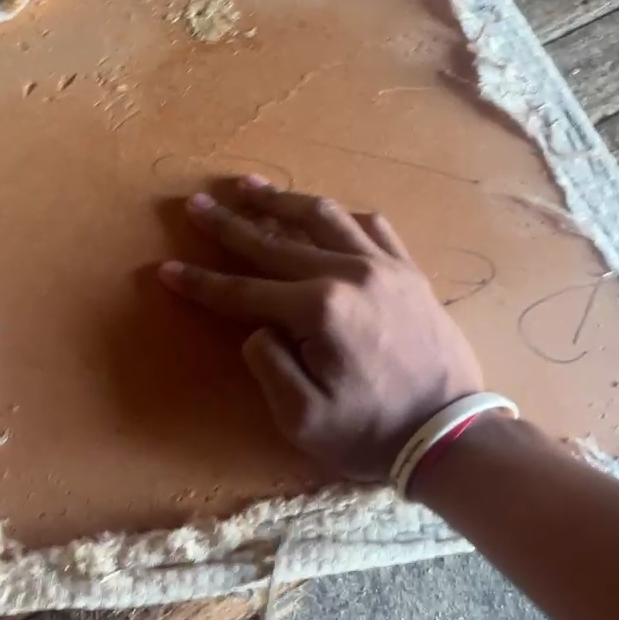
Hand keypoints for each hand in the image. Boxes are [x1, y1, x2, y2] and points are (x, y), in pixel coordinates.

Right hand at [158, 175, 483, 479]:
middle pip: (276, 243)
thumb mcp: (302, 418)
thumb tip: (257, 327)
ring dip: (281, 200)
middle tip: (197, 203)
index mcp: (319, 310)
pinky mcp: (409, 272)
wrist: (450, 433)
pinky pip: (370, 226)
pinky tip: (322, 212)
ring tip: (249, 186)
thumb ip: (267, 364)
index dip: (202, 282)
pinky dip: (338, 215)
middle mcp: (350, 274)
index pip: (244, 291)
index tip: (168, 269)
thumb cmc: (370, 433)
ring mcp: (384, 267)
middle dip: (231, 225)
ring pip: (323, 218)